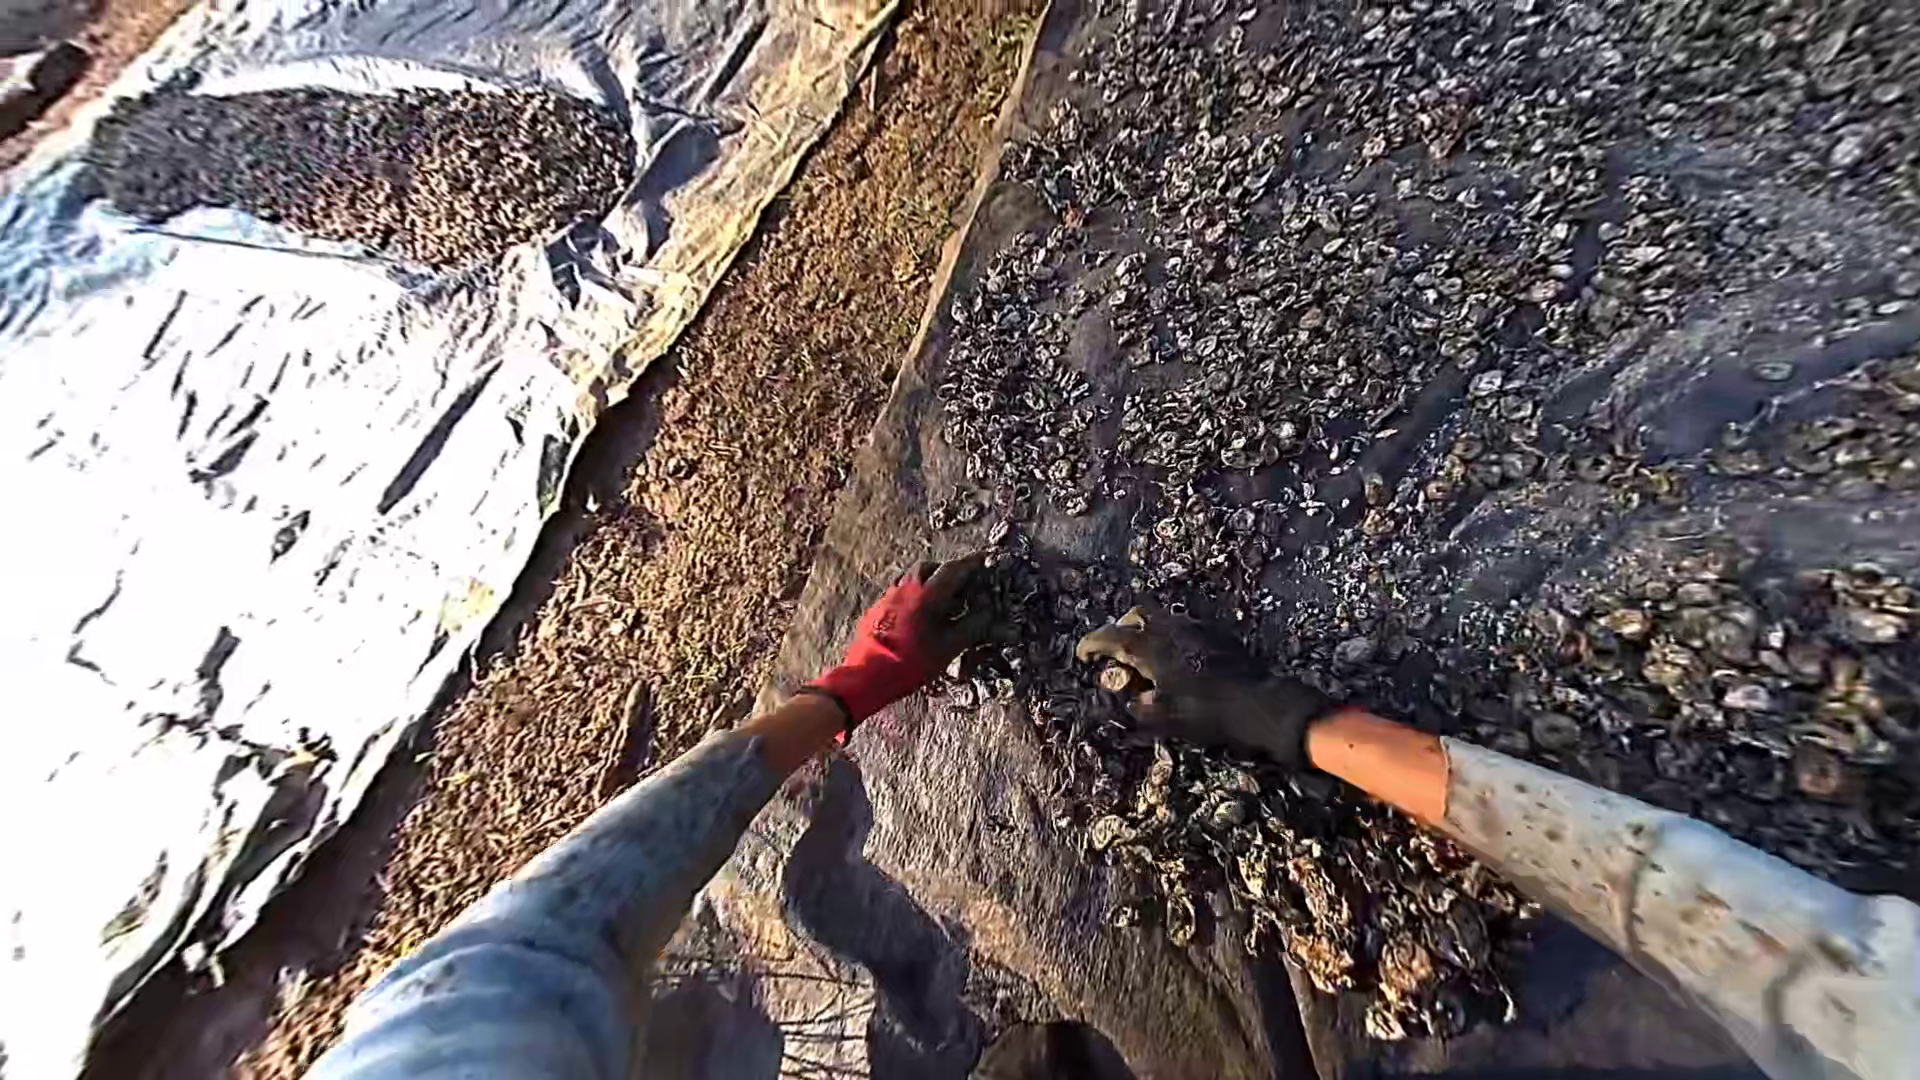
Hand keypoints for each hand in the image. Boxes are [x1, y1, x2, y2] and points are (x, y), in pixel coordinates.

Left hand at [804, 552, 991, 728]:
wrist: (866, 676)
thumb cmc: (911, 662)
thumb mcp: (949, 647)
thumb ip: (972, 627)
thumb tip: (988, 613)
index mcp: (927, 593)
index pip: (954, 569)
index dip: (971, 563)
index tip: (983, 559)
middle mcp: (906, 587)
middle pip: (929, 567)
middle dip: (947, 571)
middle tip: (961, 583)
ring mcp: (888, 596)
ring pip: (911, 577)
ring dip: (928, 581)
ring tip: (940, 598)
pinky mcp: (877, 609)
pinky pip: (899, 592)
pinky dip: (913, 595)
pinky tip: (918, 614)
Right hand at [1075, 605, 1328, 767]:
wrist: (1260, 703)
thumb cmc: (1207, 713)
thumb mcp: (1166, 718)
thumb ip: (1140, 706)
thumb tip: (1133, 698)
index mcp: (1151, 648)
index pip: (1111, 638)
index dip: (1092, 644)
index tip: (1082, 654)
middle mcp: (1168, 629)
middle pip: (1134, 616)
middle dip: (1119, 628)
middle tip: (1116, 650)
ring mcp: (1193, 626)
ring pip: (1159, 615)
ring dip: (1145, 627)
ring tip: (1144, 649)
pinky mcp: (1213, 631)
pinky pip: (1181, 623)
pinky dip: (1168, 632)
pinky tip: (1176, 652)